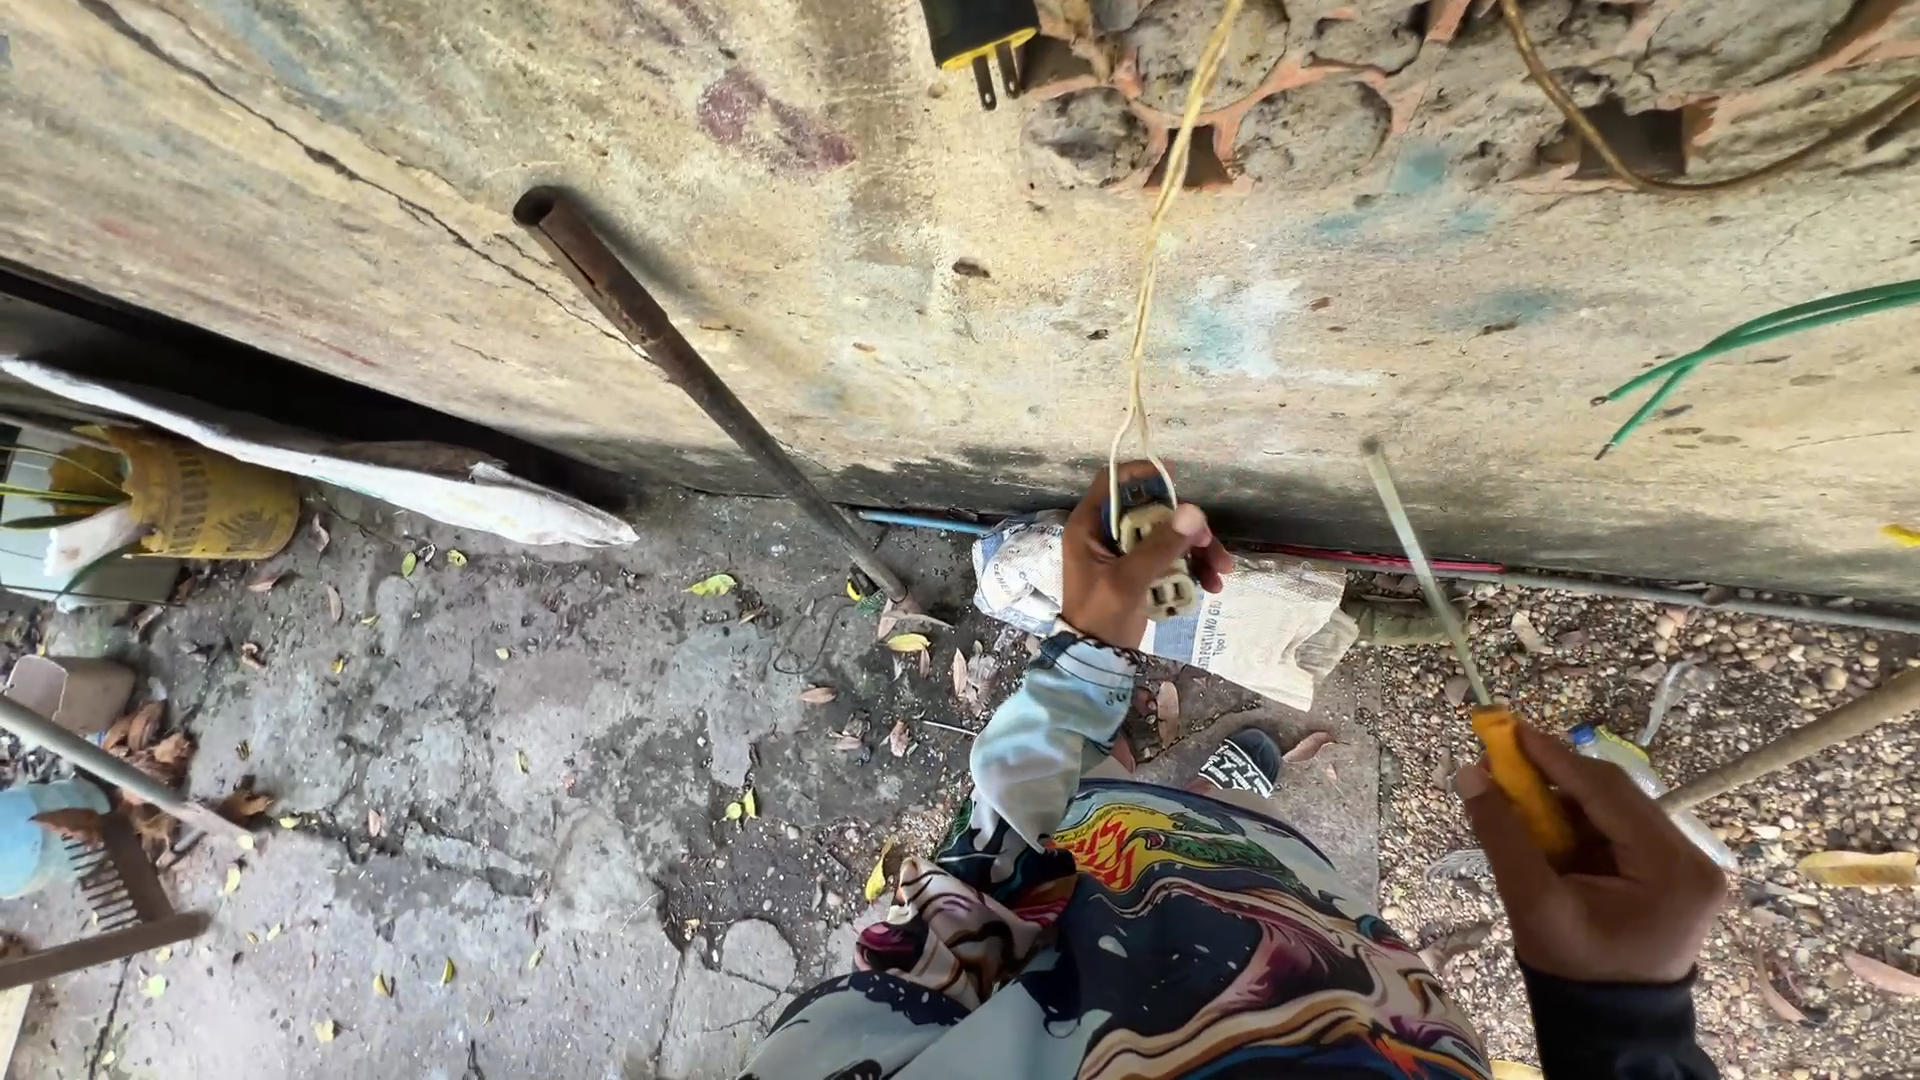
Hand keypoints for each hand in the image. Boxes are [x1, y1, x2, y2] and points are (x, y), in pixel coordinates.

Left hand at [1060, 462, 1230, 649]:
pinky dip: (1191, 566)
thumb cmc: (1101, 616)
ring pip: (1166, 534)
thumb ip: (1159, 546)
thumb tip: (1194, 510)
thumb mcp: (1128, 580)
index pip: (1112, 483)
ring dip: (1197, 549)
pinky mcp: (1140, 569)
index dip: (1142, 475)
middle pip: (1151, 510)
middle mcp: (1105, 532)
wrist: (1095, 658)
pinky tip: (1211, 585)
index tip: (1175, 480)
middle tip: (1210, 546)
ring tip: (1221, 573)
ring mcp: (1124, 551)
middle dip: (1186, 527)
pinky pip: (1170, 556)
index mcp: (1089, 526)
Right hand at [1456, 724, 1725, 983]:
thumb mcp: (1532, 900)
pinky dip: (1567, 814)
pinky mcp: (1662, 870)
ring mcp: (1680, 865)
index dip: (1555, 757)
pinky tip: (1534, 817)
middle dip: (1552, 772)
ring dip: (1556, 793)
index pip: (1608, 792)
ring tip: (1508, 788)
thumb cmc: (1576, 963)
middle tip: (1499, 755)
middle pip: (1612, 792)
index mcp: (1673, 869)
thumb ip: (1501, 833)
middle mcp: (1689, 859)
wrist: (1610, 1017)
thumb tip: (1467, 774)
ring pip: (1608, 805)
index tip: (1510, 730)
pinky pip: (1608, 824)